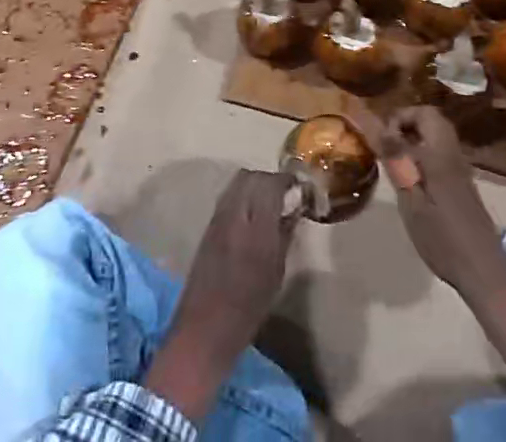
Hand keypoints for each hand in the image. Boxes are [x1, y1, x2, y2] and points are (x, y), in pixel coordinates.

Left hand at [144, 170, 297, 419]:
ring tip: (270, 204)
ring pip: (237, 183)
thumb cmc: (249, 308)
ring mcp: (216, 219)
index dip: (287, 181)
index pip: (270, 184)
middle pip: (250, 177)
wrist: (205, 329)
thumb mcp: (277, 271)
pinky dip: (242, 197)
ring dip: (254, 186)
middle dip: (270, 180)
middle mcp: (233, 216)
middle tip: (285, 195)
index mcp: (256, 229)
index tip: (300, 188)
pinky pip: (228, 198)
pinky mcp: (207, 226)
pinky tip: (252, 216)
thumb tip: (294, 208)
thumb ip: (285, 233)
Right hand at [366, 107, 505, 293]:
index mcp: (441, 155)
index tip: (381, 137)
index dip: (400, 116)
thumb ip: (397, 160)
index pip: (425, 114)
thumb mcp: (411, 201)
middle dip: (407, 124)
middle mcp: (453, 156)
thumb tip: (379, 126)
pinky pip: (441, 154)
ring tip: (393, 162)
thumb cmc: (442, 238)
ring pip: (438, 138)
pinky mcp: (462, 186)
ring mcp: (461, 171)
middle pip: (433, 121)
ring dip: (415, 139)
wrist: (483, 271)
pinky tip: (410, 180)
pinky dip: (423, 155)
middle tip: (385, 145)